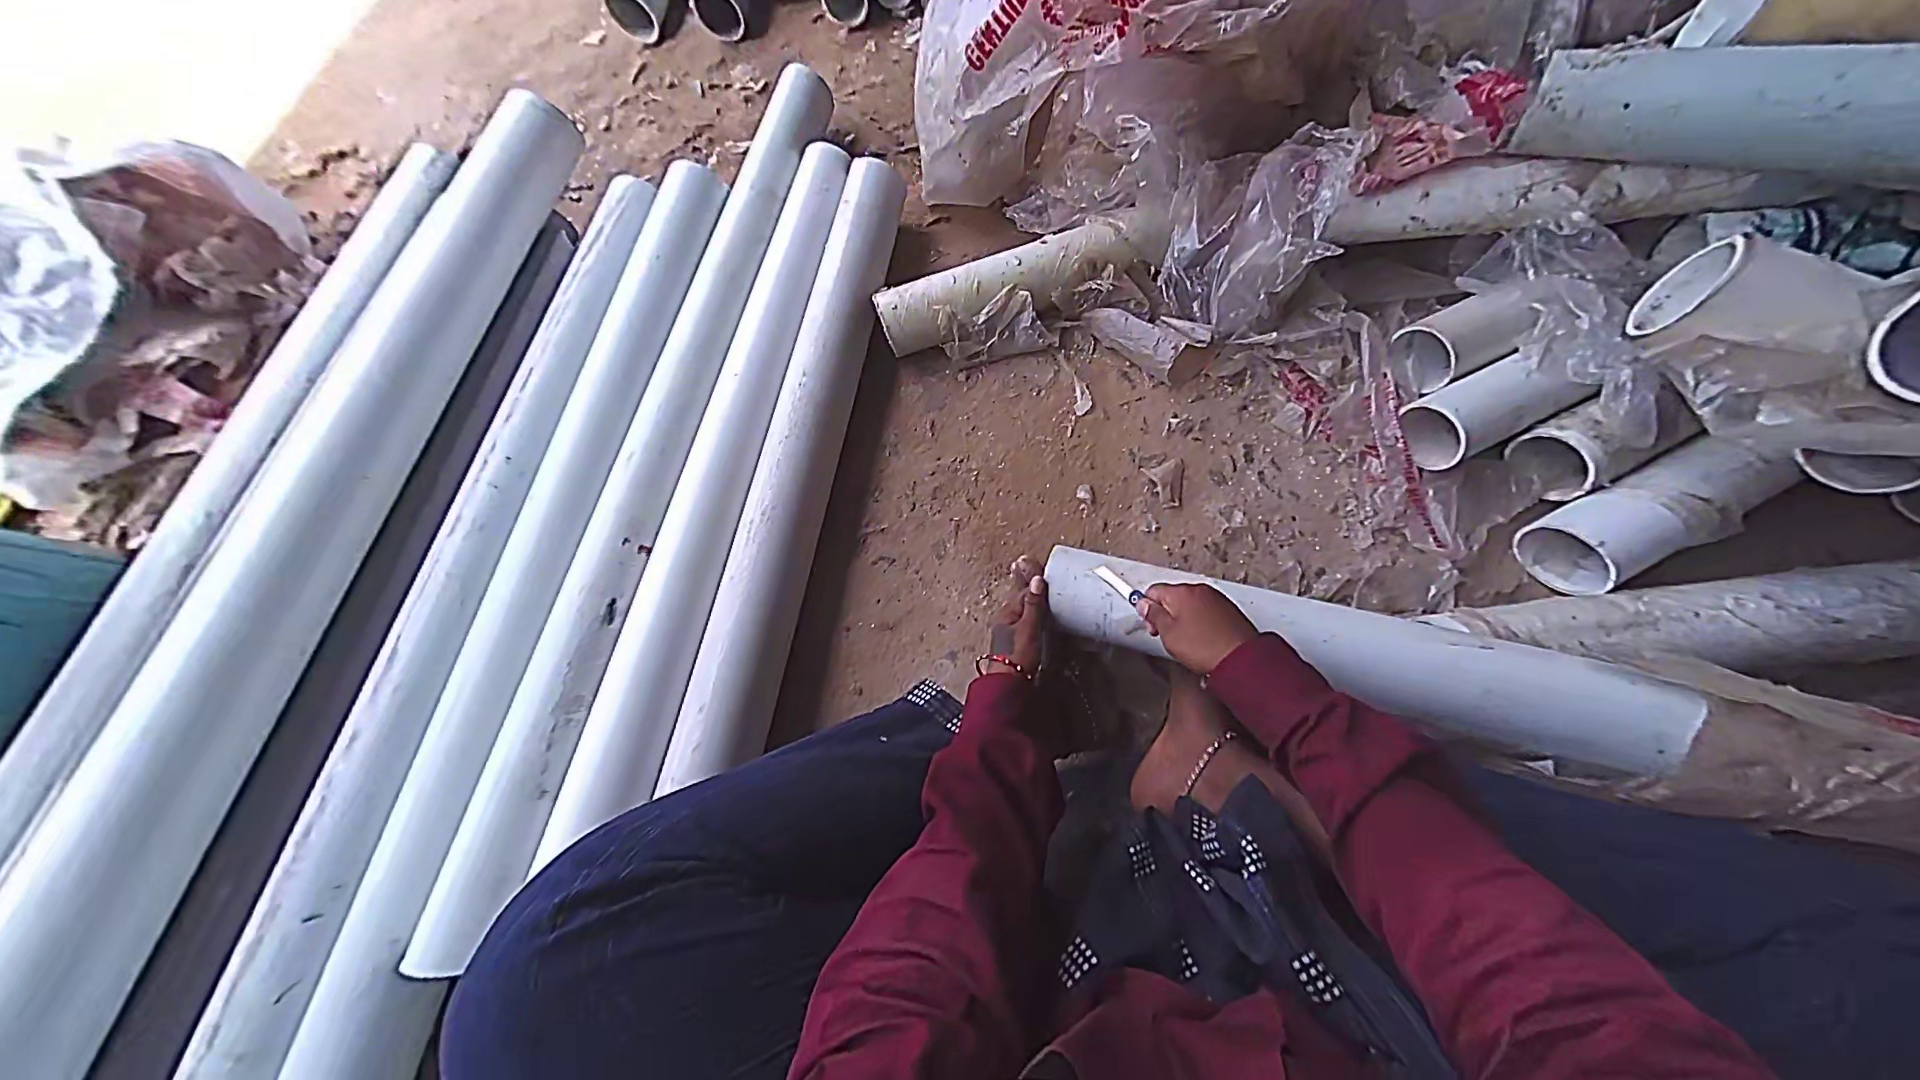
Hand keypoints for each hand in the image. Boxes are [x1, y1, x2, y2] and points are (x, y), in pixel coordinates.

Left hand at [984, 574, 1046, 676]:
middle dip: (1035, 596)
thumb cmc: (1018, 655)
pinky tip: (1043, 624)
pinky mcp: (1016, 645)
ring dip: (1036, 609)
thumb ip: (1033, 604)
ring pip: (1025, 616)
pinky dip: (1036, 622)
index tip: (1050, 579)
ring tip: (1049, 602)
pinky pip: (1027, 627)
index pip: (1024, 593)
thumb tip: (1037, 579)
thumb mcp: (1028, 626)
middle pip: (1023, 603)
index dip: (1037, 586)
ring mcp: (1010, 634)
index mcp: (1006, 613)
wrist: (1009, 684)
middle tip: (1049, 587)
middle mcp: (1006, 621)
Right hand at [1137, 583, 1257, 674]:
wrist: (1241, 659)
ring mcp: (1216, 598)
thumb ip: (1153, 615)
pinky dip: (1200, 621)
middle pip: (1172, 596)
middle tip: (1167, 634)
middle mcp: (1200, 590)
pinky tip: (1201, 639)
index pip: (1152, 590)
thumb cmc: (1207, 648)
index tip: (1150, 622)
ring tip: (1187, 640)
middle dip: (1166, 613)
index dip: (1147, 608)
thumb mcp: (1168, 634)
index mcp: (1182, 592)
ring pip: (1189, 603)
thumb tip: (1144, 605)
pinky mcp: (1228, 609)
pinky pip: (1205, 610)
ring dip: (1183, 618)